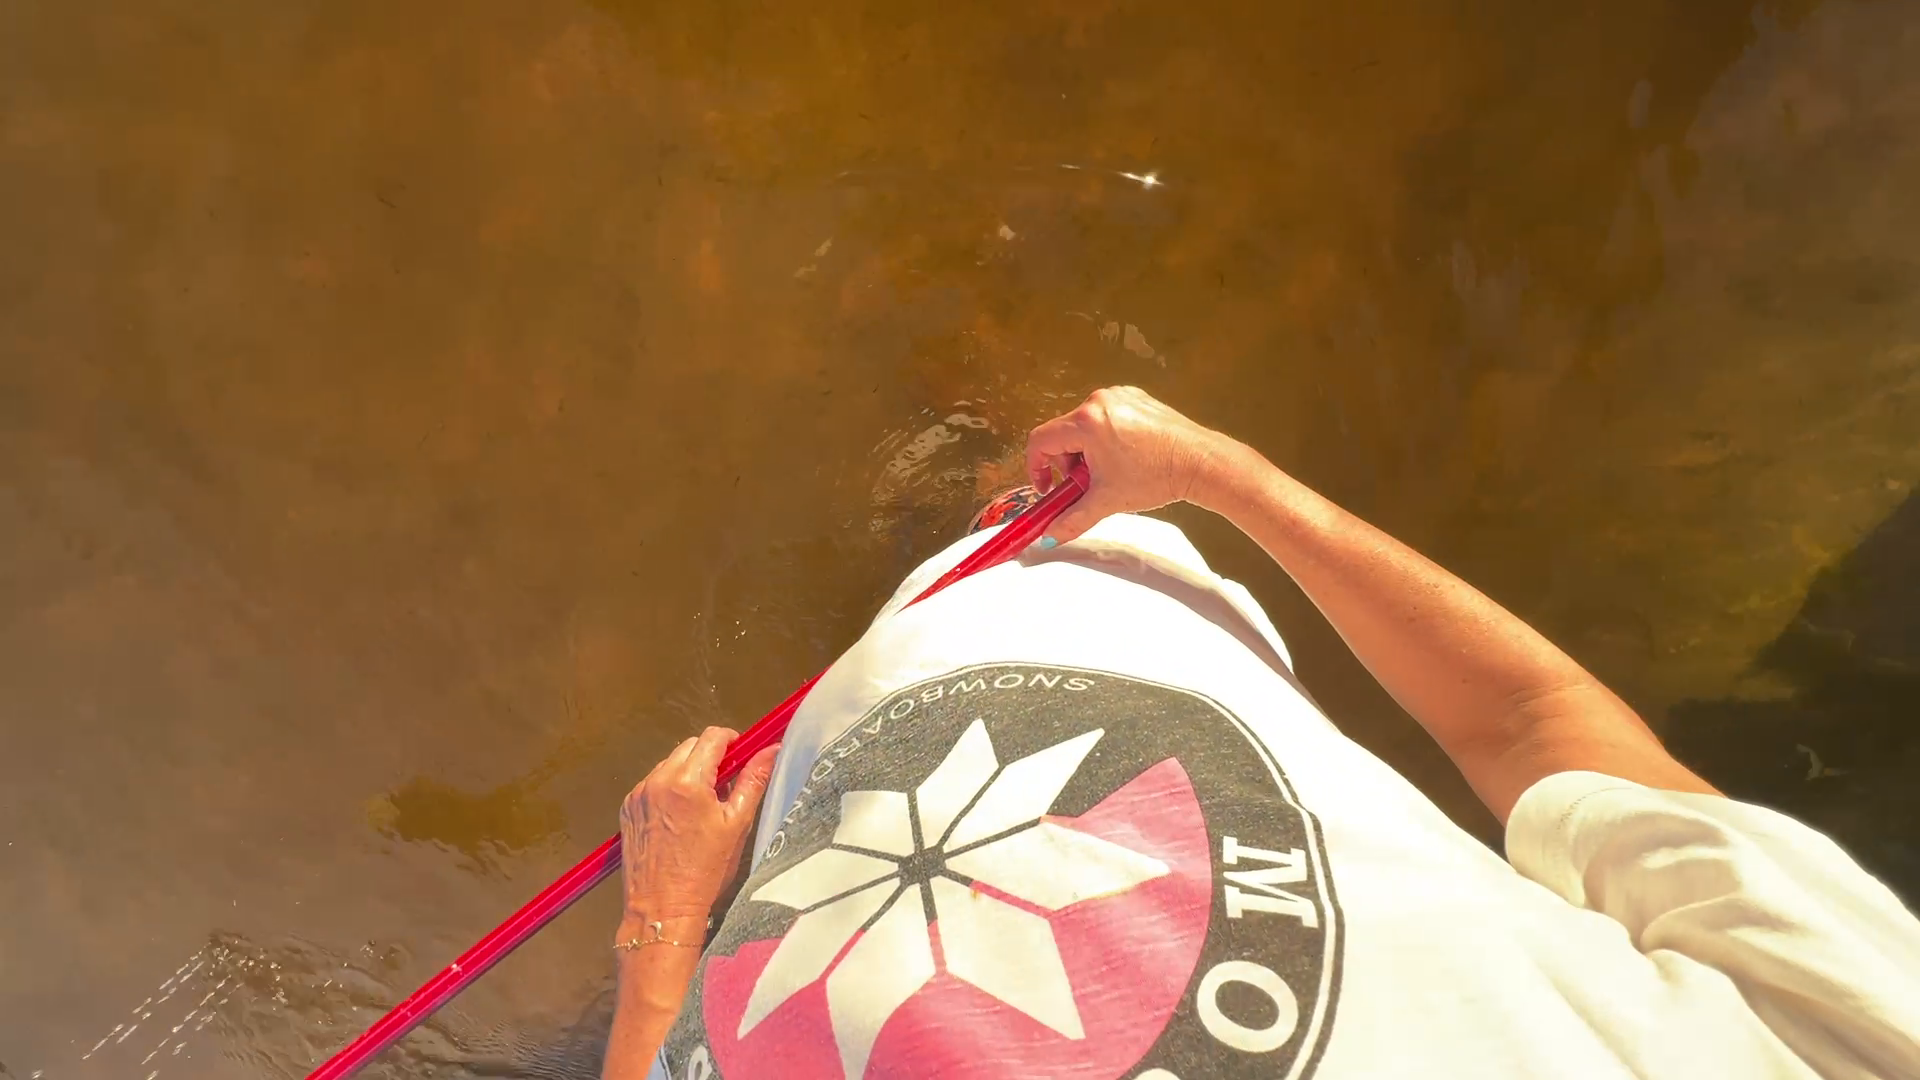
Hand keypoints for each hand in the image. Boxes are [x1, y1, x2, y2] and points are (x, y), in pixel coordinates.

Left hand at [616, 727, 778, 932]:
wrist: (662, 910)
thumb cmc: (706, 869)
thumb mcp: (737, 823)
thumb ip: (754, 779)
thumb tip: (771, 749)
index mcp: (688, 781)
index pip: (713, 737)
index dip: (732, 740)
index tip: (741, 755)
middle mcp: (658, 780)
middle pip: (690, 745)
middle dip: (710, 755)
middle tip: (725, 783)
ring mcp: (639, 794)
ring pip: (670, 762)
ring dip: (689, 770)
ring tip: (701, 802)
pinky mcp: (627, 808)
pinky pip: (653, 781)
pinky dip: (669, 787)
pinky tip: (679, 814)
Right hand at [1025, 386, 1240, 543]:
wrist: (1200, 462)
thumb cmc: (1156, 476)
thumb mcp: (1107, 500)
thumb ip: (1072, 519)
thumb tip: (1050, 536)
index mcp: (1087, 422)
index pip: (1041, 440)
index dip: (1036, 468)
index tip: (1048, 489)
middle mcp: (1099, 402)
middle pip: (1063, 434)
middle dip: (1067, 464)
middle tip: (1085, 486)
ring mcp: (1119, 396)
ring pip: (1083, 428)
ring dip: (1086, 453)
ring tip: (1108, 474)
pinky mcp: (1135, 398)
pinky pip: (1105, 419)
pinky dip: (1104, 440)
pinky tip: (1124, 459)